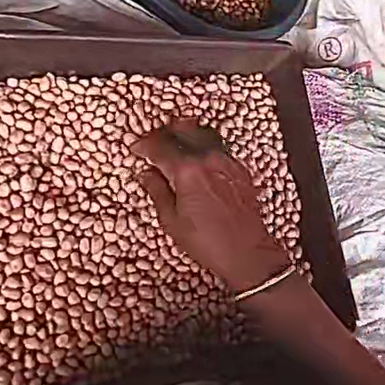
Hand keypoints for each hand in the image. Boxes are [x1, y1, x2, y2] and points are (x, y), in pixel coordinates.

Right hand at [130, 118, 289, 291]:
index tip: (137, 149)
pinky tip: (198, 158)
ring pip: (203, 135)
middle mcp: (209, 160)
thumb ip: (157, 191)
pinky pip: (218, 149)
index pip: (160, 146)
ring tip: (173, 144)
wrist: (247, 252)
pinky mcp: (240, 171)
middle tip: (152, 143)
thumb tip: (146, 174)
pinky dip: (204, 147)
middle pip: (183, 132)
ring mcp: (228, 163)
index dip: (145, 145)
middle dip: (163, 134)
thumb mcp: (172, 221)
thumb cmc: (210, 242)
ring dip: (185, 135)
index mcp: (188, 170)